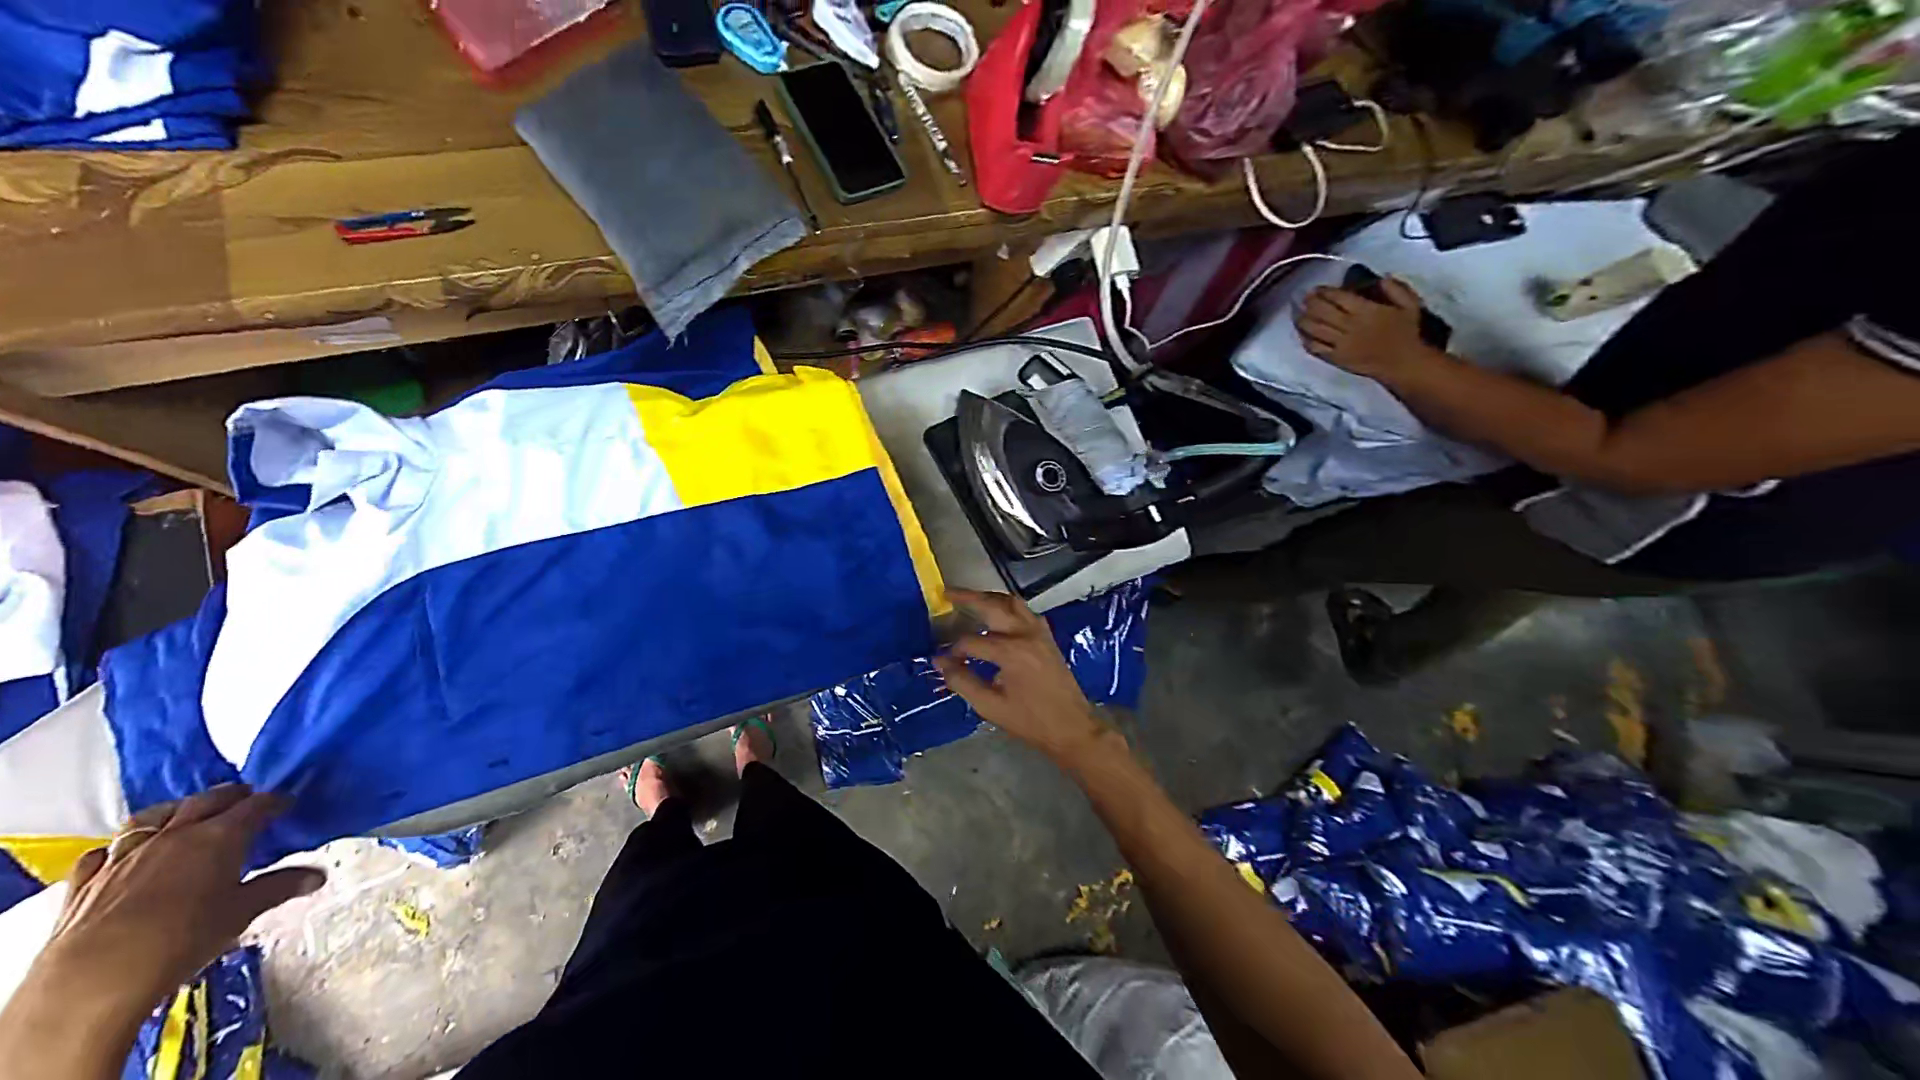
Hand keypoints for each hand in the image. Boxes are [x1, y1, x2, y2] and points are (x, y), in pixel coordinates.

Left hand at [33, 784, 324, 1021]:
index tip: (285, 804)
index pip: (255, 806)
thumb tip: (315, 877)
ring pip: (150, 817)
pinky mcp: (86, 882)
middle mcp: (174, 836)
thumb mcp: (243, 912)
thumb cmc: (182, 938)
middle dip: (229, 796)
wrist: (94, 978)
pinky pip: (102, 852)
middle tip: (245, 797)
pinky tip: (123, 853)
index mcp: (220, 836)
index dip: (274, 801)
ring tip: (186, 813)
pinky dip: (118, 846)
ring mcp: (124, 856)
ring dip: (173, 810)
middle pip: (205, 801)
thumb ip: (280, 887)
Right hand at [932, 588, 1114, 767]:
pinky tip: (999, 614)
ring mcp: (1039, 632)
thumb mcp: (990, 706)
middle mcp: (1025, 634)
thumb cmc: (1030, 721)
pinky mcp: (1047, 636)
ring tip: (971, 598)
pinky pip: (1025, 611)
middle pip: (992, 605)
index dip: (954, 650)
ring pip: (1011, 602)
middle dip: (967, 598)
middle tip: (947, 593)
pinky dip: (1009, 607)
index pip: (971, 641)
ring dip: (989, 597)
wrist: (1071, 727)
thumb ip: (962, 681)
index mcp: (1009, 652)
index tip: (944, 660)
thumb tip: (940, 662)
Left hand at [1296, 277, 1440, 377]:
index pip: (1338, 298)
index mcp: (1365, 310)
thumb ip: (1396, 289)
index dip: (1324, 292)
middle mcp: (1349, 325)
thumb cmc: (1406, 332)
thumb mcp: (1409, 304)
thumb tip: (1382, 277)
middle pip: (1322, 311)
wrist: (1403, 363)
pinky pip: (1316, 348)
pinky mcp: (1336, 357)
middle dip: (1310, 303)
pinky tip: (1303, 335)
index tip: (1317, 288)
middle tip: (1305, 298)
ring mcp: (1340, 343)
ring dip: (1304, 320)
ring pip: (1315, 329)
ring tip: (1299, 314)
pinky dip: (1307, 340)